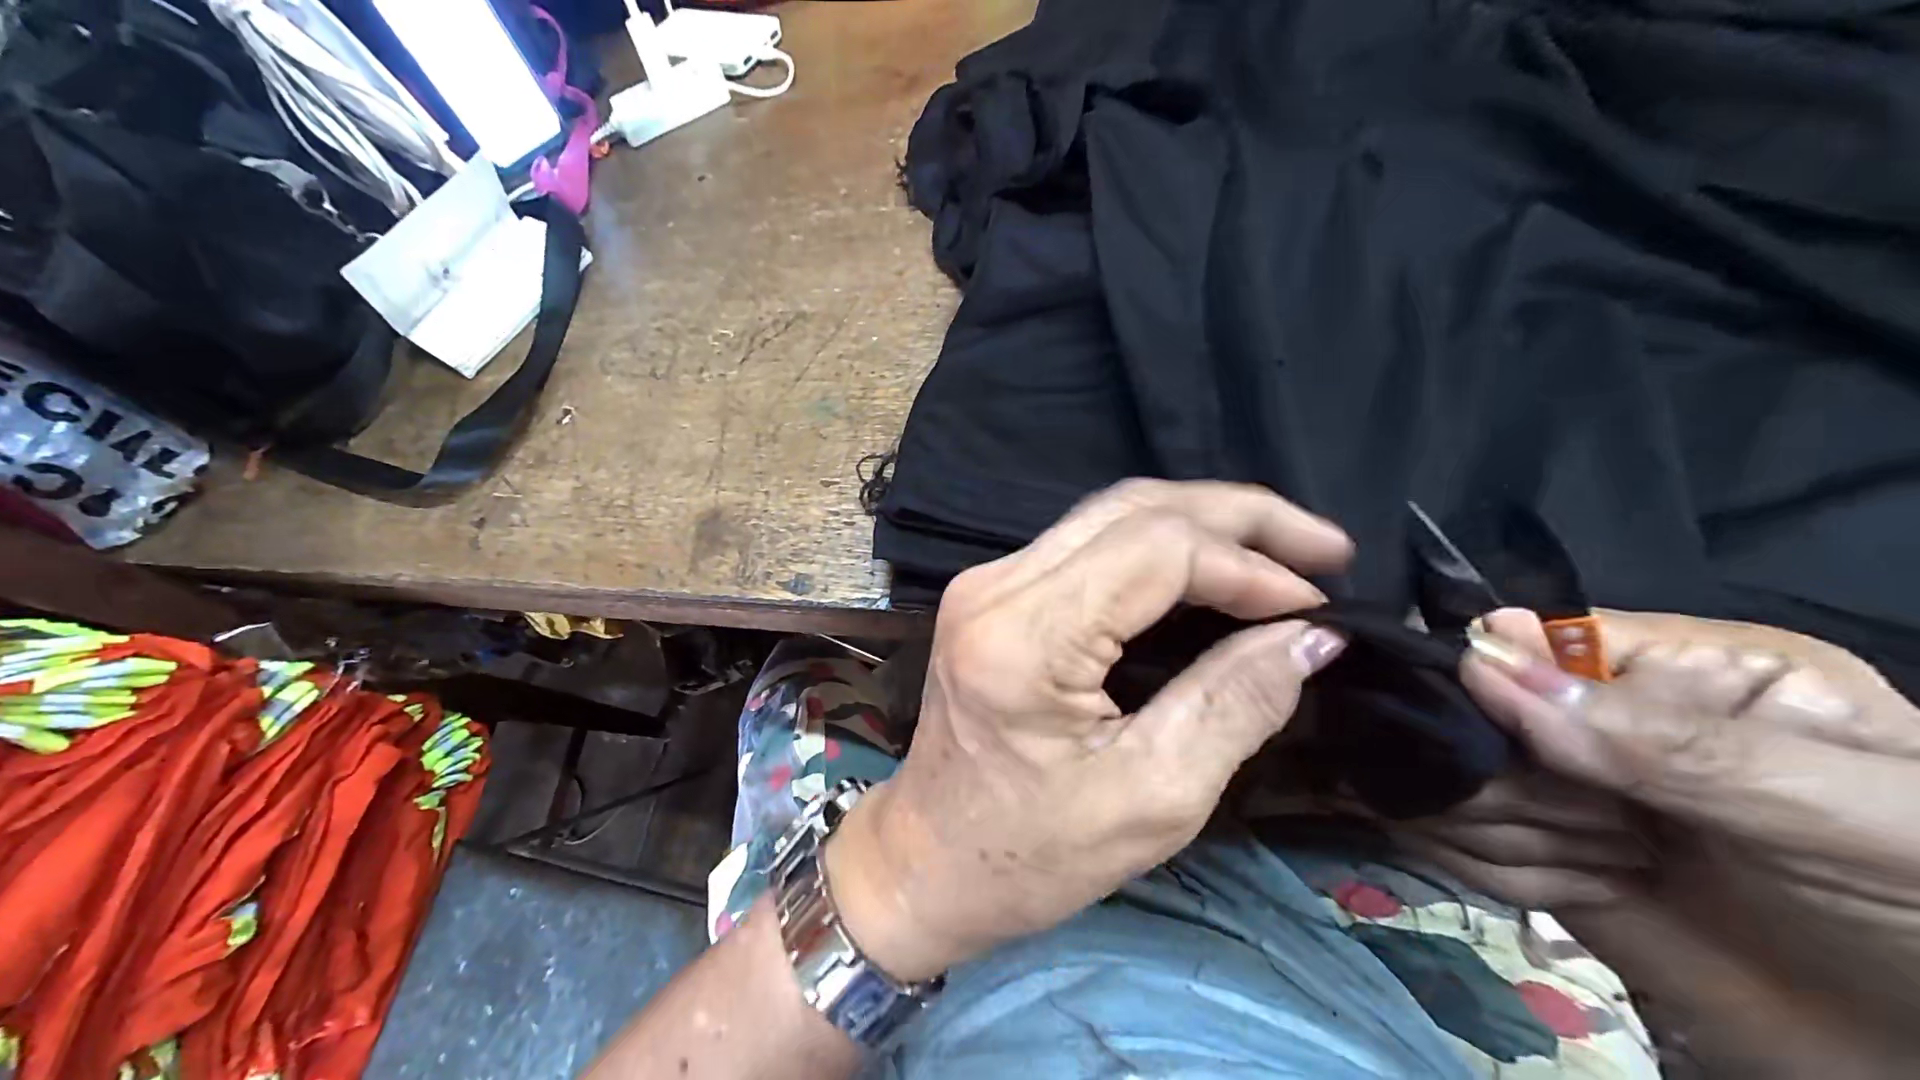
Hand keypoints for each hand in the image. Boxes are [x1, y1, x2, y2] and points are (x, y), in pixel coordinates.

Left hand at [823, 480, 1353, 981]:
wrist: (930, 858)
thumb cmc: (1031, 853)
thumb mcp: (1153, 797)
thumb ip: (1235, 703)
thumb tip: (1312, 635)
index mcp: (1025, 636)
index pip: (1157, 550)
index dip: (1250, 567)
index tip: (1320, 606)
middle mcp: (997, 585)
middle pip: (1135, 507)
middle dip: (1240, 517)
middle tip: (1325, 546)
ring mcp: (989, 581)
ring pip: (1113, 513)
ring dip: (1204, 522)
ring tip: (1285, 549)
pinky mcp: (995, 592)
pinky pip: (1091, 542)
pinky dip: (1162, 545)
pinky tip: (1213, 565)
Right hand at [1419, 608, 1919, 1069]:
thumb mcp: (1836, 810)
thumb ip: (1665, 737)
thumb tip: (1482, 664)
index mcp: (1674, 666)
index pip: (1527, 637)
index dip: (1497, 675)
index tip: (1514, 741)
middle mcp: (1594, 715)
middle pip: (1469, 705)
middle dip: (1513, 772)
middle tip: (1601, 830)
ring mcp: (1552, 782)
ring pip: (1448, 770)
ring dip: (1507, 827)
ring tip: (1611, 868)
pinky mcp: (1523, 843)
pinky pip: (1445, 831)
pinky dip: (1490, 864)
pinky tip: (1579, 891)